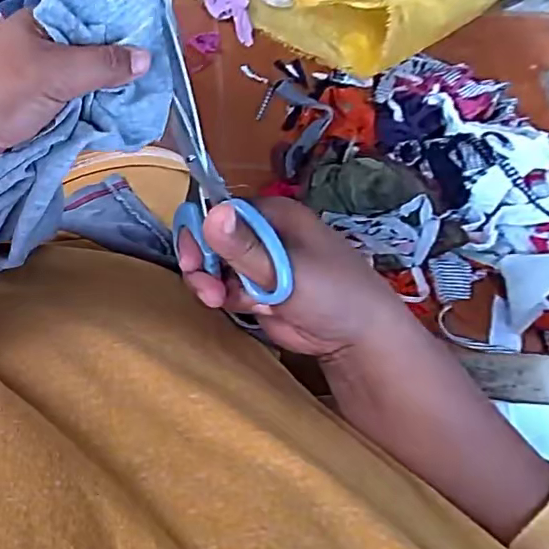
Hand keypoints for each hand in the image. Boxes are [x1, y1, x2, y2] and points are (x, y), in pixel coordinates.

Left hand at [0, 11, 151, 180]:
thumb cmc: (0, 93)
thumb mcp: (56, 73)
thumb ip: (102, 64)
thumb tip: (147, 57)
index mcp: (40, 20)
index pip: (91, 12)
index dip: (121, 25)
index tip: (153, 41)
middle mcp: (39, 42)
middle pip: (88, 47)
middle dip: (116, 62)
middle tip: (151, 76)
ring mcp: (36, 75)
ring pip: (81, 76)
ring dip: (104, 88)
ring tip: (138, 96)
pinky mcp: (34, 104)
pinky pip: (71, 99)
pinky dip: (89, 106)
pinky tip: (110, 113)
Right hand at [177, 196, 415, 360]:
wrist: (356, 338)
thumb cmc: (331, 293)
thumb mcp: (285, 270)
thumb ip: (244, 247)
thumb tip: (212, 213)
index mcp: (271, 215)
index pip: (219, 210)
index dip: (199, 231)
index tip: (192, 260)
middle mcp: (261, 233)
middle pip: (210, 239)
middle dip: (202, 264)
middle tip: (206, 289)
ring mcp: (258, 262)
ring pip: (214, 266)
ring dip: (212, 285)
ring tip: (221, 301)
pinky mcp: (255, 289)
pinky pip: (225, 288)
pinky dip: (227, 299)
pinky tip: (249, 308)